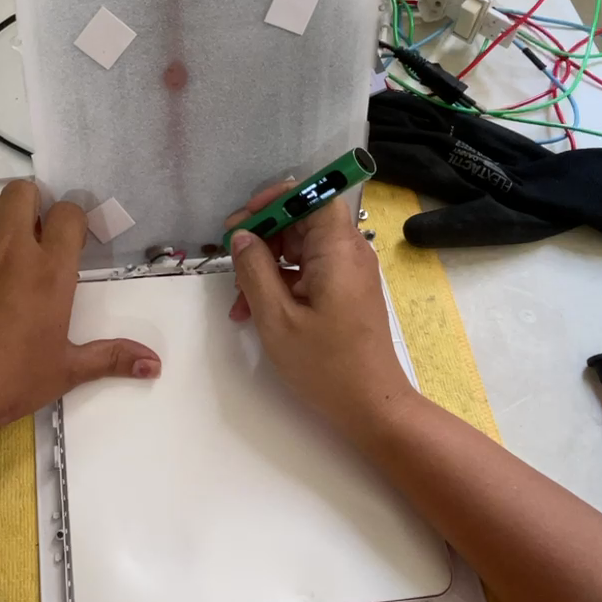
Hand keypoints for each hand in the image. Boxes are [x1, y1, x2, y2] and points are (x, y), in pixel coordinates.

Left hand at [0, 180, 160, 445]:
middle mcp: (11, 251)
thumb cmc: (11, 382)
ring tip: (3, 234)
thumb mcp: (67, 371)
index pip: (69, 214)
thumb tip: (156, 363)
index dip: (73, 220)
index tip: (71, 239)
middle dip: (34, 203)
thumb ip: (112, 358)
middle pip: (24, 193)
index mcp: (50, 271)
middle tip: (36, 230)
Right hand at [225, 182, 415, 429]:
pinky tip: (254, 310)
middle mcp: (348, 252)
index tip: (244, 222)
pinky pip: (307, 271)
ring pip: (299, 248)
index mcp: (337, 250)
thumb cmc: (325, 363)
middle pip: (301, 221)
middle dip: (263, 237)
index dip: (276, 200)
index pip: (313, 196)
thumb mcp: (276, 317)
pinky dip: (280, 283)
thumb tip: (241, 237)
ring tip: (239, 300)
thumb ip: (254, 270)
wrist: (371, 405)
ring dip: (265, 265)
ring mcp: (347, 273)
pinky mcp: (344, 291)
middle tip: (230, 260)